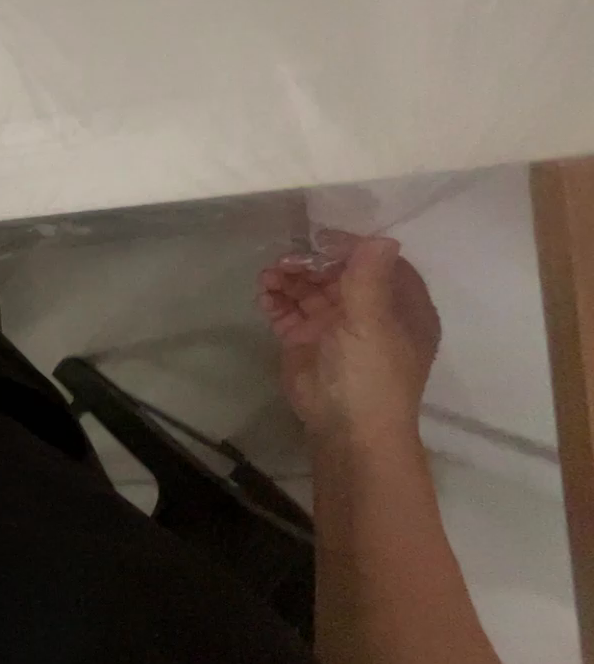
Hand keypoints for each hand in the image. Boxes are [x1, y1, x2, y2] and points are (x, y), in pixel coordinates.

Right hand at [256, 232, 440, 443]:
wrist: (344, 424)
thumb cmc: (369, 373)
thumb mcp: (371, 324)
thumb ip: (369, 281)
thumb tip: (381, 238)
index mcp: (399, 309)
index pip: (379, 266)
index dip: (352, 250)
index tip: (319, 239)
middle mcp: (368, 314)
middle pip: (337, 275)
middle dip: (310, 265)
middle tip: (283, 263)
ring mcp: (333, 327)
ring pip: (308, 291)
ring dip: (287, 281)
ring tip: (267, 280)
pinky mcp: (303, 339)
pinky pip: (287, 311)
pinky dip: (275, 301)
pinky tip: (264, 298)